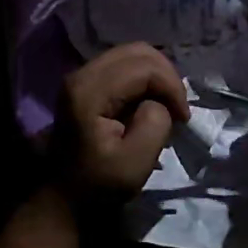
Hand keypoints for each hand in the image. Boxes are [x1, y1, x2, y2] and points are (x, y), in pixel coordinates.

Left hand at [55, 44, 189, 197]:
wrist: (65, 195)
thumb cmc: (99, 183)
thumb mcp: (134, 164)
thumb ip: (154, 124)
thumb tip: (158, 102)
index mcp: (90, 92)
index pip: (144, 67)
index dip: (171, 86)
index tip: (183, 118)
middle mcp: (82, 73)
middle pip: (139, 51)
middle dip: (166, 76)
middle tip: (177, 107)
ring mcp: (83, 74)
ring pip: (133, 54)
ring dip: (157, 75)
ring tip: (167, 104)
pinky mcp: (88, 80)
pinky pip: (125, 64)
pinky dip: (145, 78)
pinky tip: (151, 101)